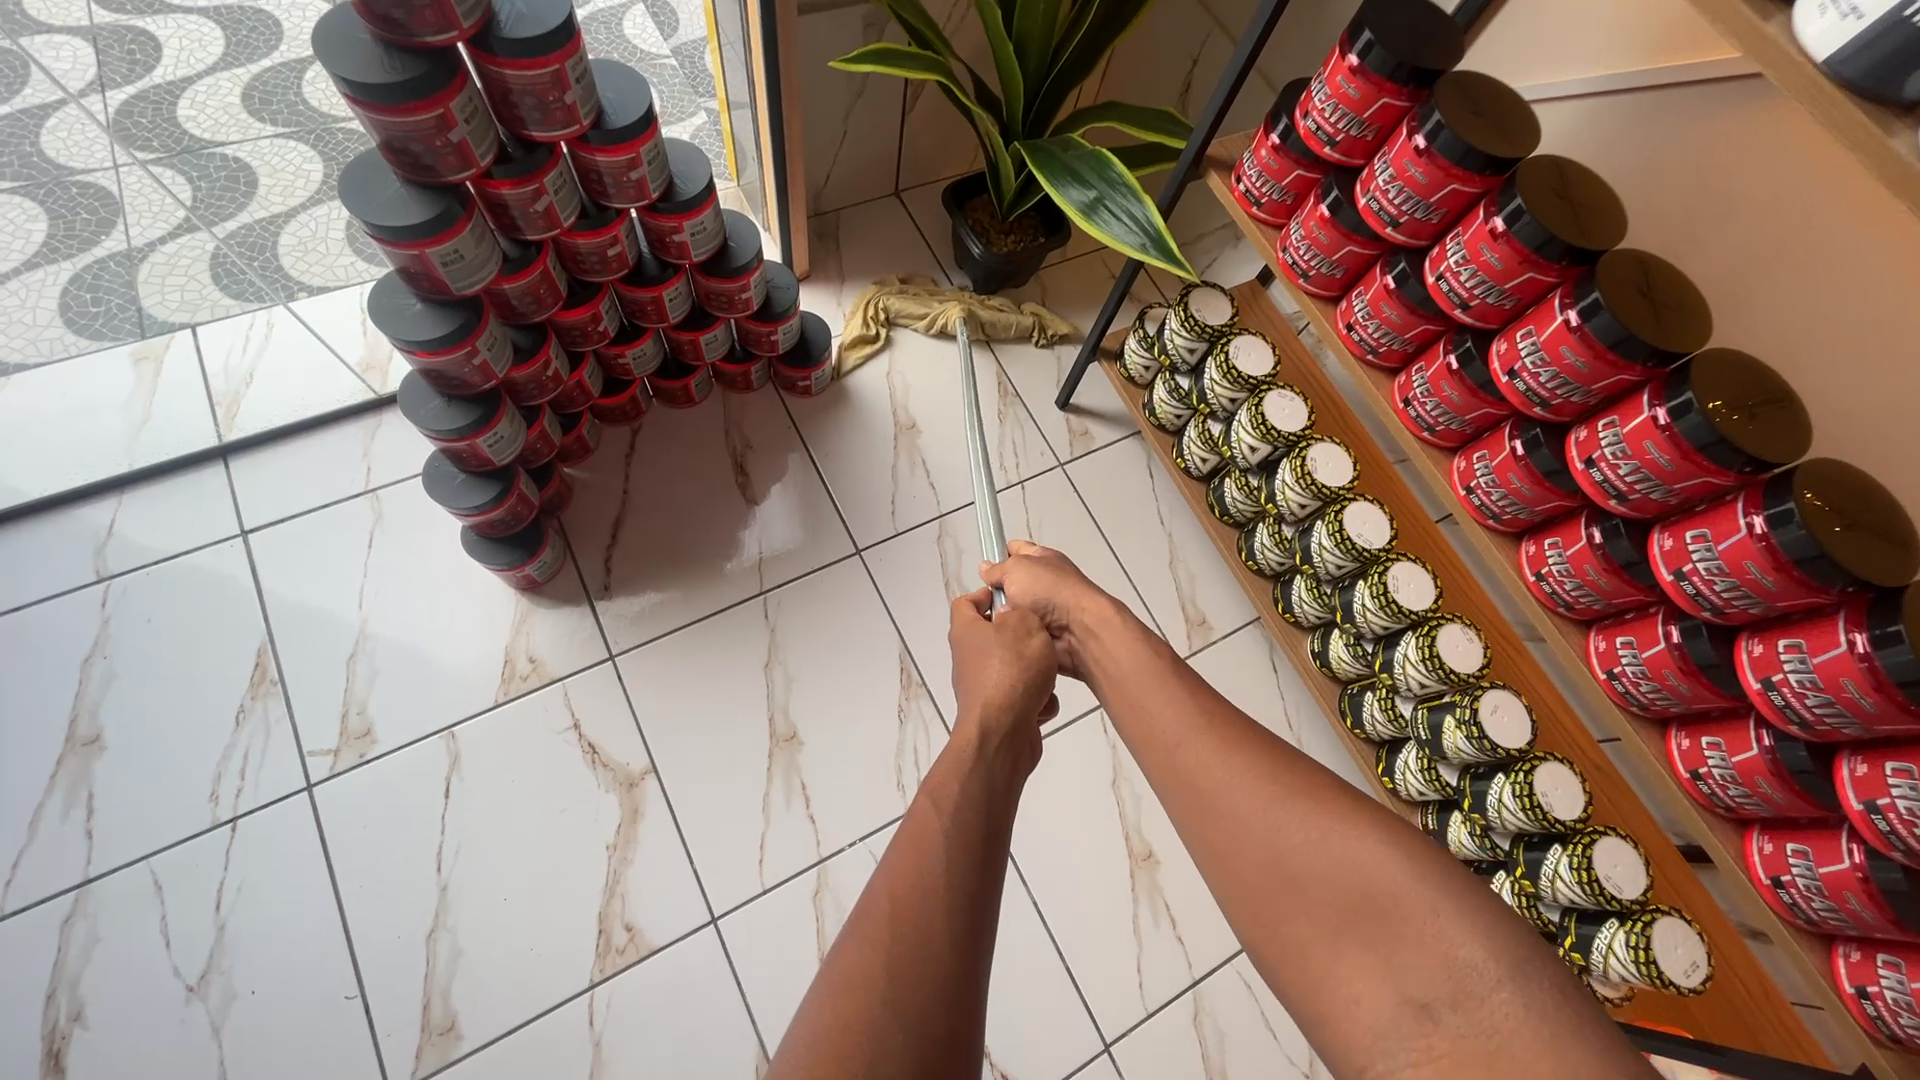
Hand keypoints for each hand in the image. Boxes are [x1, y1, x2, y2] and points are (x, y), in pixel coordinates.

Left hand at [948, 587, 1058, 775]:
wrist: (1003, 732)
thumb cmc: (1011, 670)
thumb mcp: (1023, 625)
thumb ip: (1019, 613)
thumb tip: (1010, 616)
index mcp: (966, 632)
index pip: (965, 603)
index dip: (985, 596)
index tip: (1010, 597)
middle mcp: (969, 659)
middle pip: (996, 639)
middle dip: (1023, 640)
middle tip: (1041, 638)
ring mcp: (983, 689)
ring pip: (1015, 671)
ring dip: (1035, 674)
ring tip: (1046, 676)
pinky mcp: (999, 714)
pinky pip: (1023, 698)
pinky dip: (1035, 701)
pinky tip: (1041, 705)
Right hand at [979, 540, 1117, 680]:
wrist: (1077, 629)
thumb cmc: (1049, 590)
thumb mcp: (1016, 569)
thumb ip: (997, 569)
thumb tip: (985, 568)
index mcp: (1041, 558)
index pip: (1016, 549)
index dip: (999, 554)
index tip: (984, 568)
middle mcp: (1044, 582)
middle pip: (1011, 584)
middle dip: (995, 592)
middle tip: (984, 600)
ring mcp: (1044, 608)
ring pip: (1011, 610)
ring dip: (1000, 615)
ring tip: (991, 621)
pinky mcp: (1043, 632)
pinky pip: (1018, 630)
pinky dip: (1010, 633)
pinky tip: (1001, 635)